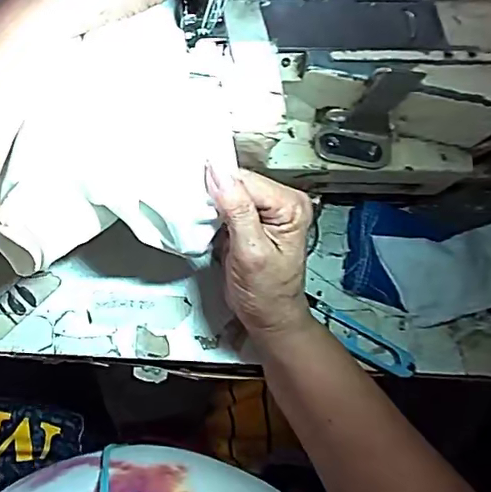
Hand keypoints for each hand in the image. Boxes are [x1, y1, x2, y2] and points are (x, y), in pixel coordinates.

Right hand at [206, 165, 315, 339]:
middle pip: (237, 181)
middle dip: (214, 195)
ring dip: (212, 204)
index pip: (245, 180)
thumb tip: (220, 176)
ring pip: (228, 190)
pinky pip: (226, 203)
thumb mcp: (250, 252)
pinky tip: (211, 227)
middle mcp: (282, 202)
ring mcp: (267, 209)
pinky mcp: (251, 218)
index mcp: (291, 206)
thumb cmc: (267, 293)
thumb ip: (237, 211)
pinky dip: (213, 213)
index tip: (199, 202)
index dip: (218, 187)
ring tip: (209, 226)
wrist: (269, 315)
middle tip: (204, 219)